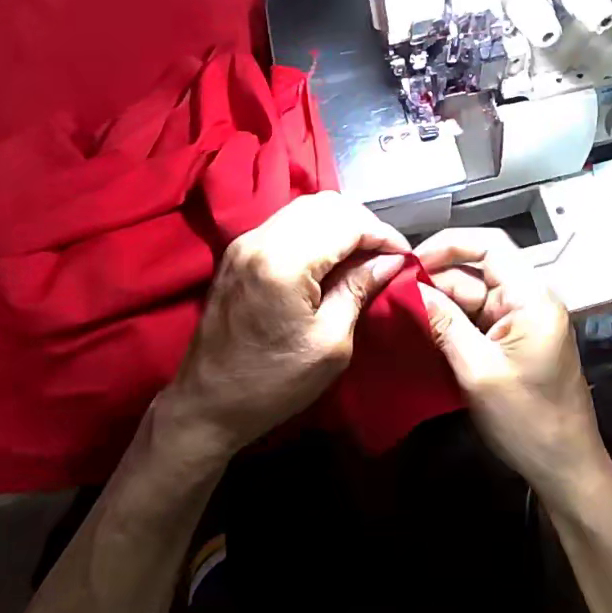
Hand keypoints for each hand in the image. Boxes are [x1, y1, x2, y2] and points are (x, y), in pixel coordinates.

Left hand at [162, 192, 409, 455]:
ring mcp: (245, 243)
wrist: (207, 406)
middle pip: (328, 206)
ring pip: (308, 207)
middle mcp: (260, 240)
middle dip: (365, 224)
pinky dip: (319, 229)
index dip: (384, 235)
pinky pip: (289, 221)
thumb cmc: (273, 383)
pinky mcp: (239, 252)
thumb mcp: (331, 343)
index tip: (405, 257)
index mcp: (283, 263)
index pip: (348, 223)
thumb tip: (391, 260)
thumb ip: (359, 290)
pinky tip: (334, 256)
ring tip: (364, 255)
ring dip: (342, 224)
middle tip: (387, 256)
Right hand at [413, 229, 611, 503]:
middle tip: (392, 292)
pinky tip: (423, 328)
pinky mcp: (516, 340)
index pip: (490, 245)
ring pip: (477, 295)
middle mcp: (530, 299)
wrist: (564, 464)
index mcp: (531, 297)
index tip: (409, 262)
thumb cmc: (526, 419)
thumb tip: (412, 290)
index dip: (448, 244)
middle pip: (479, 270)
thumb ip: (445, 325)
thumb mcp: (478, 371)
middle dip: (437, 277)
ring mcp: (524, 320)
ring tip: (398, 310)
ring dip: (442, 301)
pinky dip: (454, 321)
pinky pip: (481, 318)